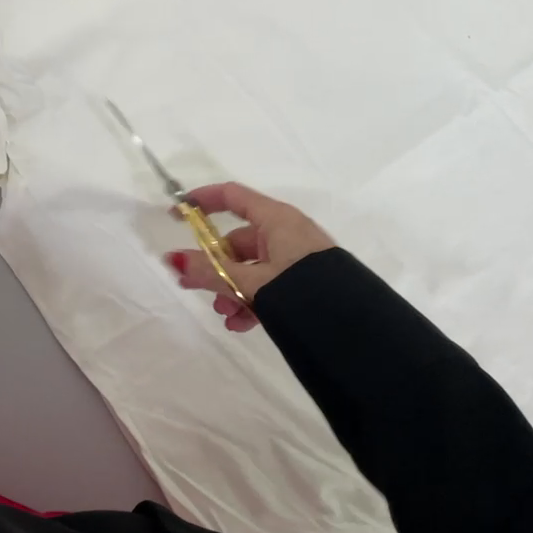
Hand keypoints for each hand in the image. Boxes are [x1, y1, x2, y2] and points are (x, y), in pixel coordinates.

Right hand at [167, 183, 335, 331]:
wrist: (362, 337)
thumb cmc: (300, 293)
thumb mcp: (247, 282)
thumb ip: (208, 271)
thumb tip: (170, 258)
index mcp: (276, 219)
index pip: (230, 195)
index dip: (200, 201)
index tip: (175, 217)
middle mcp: (288, 233)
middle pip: (238, 240)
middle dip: (215, 266)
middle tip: (195, 286)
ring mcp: (300, 259)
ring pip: (253, 266)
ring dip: (232, 289)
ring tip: (226, 316)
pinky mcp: (310, 283)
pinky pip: (271, 283)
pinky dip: (252, 300)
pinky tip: (242, 325)